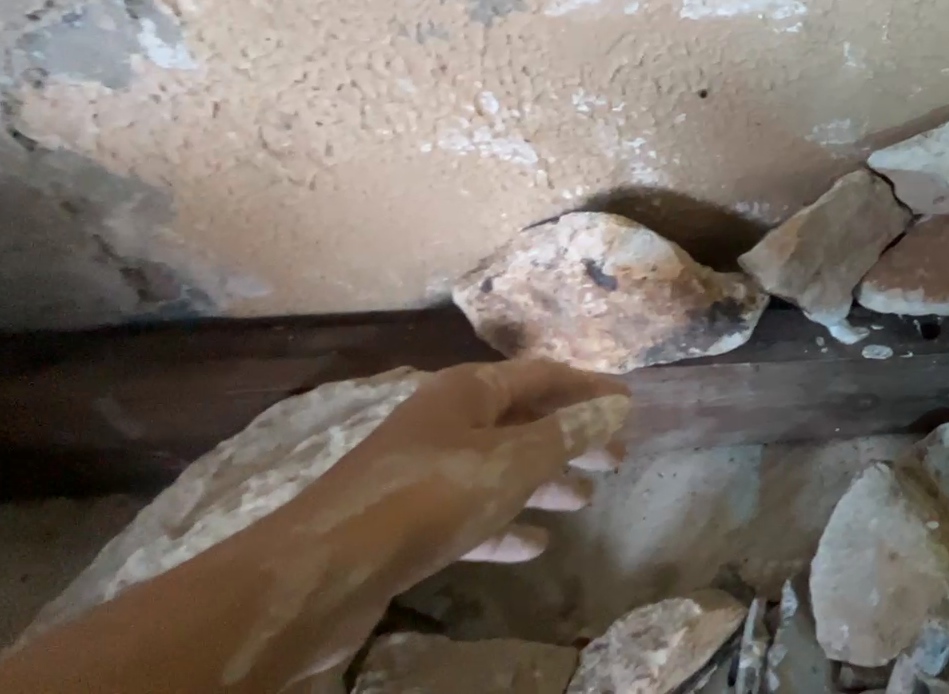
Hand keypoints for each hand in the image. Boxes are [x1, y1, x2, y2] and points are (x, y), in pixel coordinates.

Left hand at [266, 361, 629, 675]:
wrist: (318, 575)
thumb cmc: (429, 496)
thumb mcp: (514, 460)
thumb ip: (569, 433)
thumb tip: (618, 405)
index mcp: (468, 392)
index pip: (543, 374)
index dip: (589, 386)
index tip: (629, 403)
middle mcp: (447, 421)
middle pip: (524, 420)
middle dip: (572, 437)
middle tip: (616, 456)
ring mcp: (423, 472)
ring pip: (500, 468)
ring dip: (544, 481)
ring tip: (585, 498)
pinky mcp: (407, 522)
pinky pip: (471, 514)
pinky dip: (506, 523)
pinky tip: (535, 544)